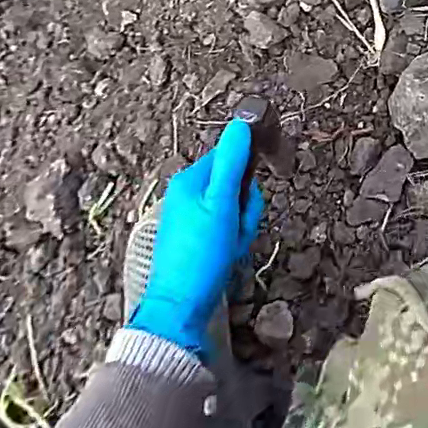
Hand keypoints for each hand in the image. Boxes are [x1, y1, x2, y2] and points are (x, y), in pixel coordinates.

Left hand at [127, 113, 264, 358]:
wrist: (181, 304)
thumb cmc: (201, 253)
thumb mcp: (222, 202)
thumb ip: (232, 160)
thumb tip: (241, 123)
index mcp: (189, 180)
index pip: (232, 155)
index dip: (246, 173)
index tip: (245, 193)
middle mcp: (187, 193)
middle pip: (236, 180)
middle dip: (246, 202)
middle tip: (239, 223)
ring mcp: (191, 215)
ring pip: (235, 204)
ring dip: (243, 221)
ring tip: (234, 240)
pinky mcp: (196, 235)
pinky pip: (228, 223)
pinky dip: (235, 235)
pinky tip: (229, 249)